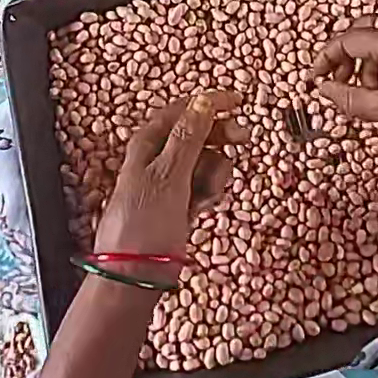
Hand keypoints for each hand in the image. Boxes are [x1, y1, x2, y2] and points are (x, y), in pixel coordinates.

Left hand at [91, 92, 242, 279]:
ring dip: (213, 172)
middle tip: (243, 139)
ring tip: (208, 192)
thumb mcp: (169, 175)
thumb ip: (188, 137)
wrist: (134, 276)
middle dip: (218, 137)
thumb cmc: (145, 224)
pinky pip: (201, 188)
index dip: (208, 103)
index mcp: (148, 143)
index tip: (237, 102)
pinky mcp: (177, 206)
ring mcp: (168, 184)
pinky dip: (207, 193)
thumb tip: (204, 101)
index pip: (181, 111)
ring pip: (203, 163)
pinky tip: (204, 206)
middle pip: (195, 135)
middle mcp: (156, 159)